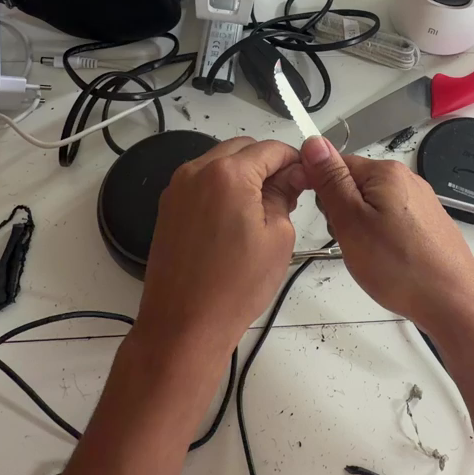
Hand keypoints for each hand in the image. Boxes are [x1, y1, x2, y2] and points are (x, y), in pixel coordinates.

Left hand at [136, 137, 302, 357]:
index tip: (306, 178)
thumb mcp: (278, 237)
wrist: (183, 326)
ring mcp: (178, 188)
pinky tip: (235, 218)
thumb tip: (291, 175)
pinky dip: (222, 188)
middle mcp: (197, 171)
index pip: (270, 148)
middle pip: (242, 148)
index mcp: (228, 174)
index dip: (294, 160)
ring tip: (262, 209)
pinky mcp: (168, 207)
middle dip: (267, 164)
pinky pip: (202, 182)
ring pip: (220, 163)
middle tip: (287, 194)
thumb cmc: (234, 287)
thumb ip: (285, 195)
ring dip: (244, 174)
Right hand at [297, 137, 473, 337]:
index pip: (336, 165)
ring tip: (372, 257)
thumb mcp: (351, 221)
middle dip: (344, 214)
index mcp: (386, 171)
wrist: (453, 303)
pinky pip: (392, 222)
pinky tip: (389, 262)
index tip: (331, 221)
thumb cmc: (400, 265)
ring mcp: (421, 202)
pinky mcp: (429, 224)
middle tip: (353, 243)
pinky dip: (384, 239)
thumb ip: (330, 180)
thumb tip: (313, 142)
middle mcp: (407, 179)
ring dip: (362, 229)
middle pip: (355, 186)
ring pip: (373, 207)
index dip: (325, 193)